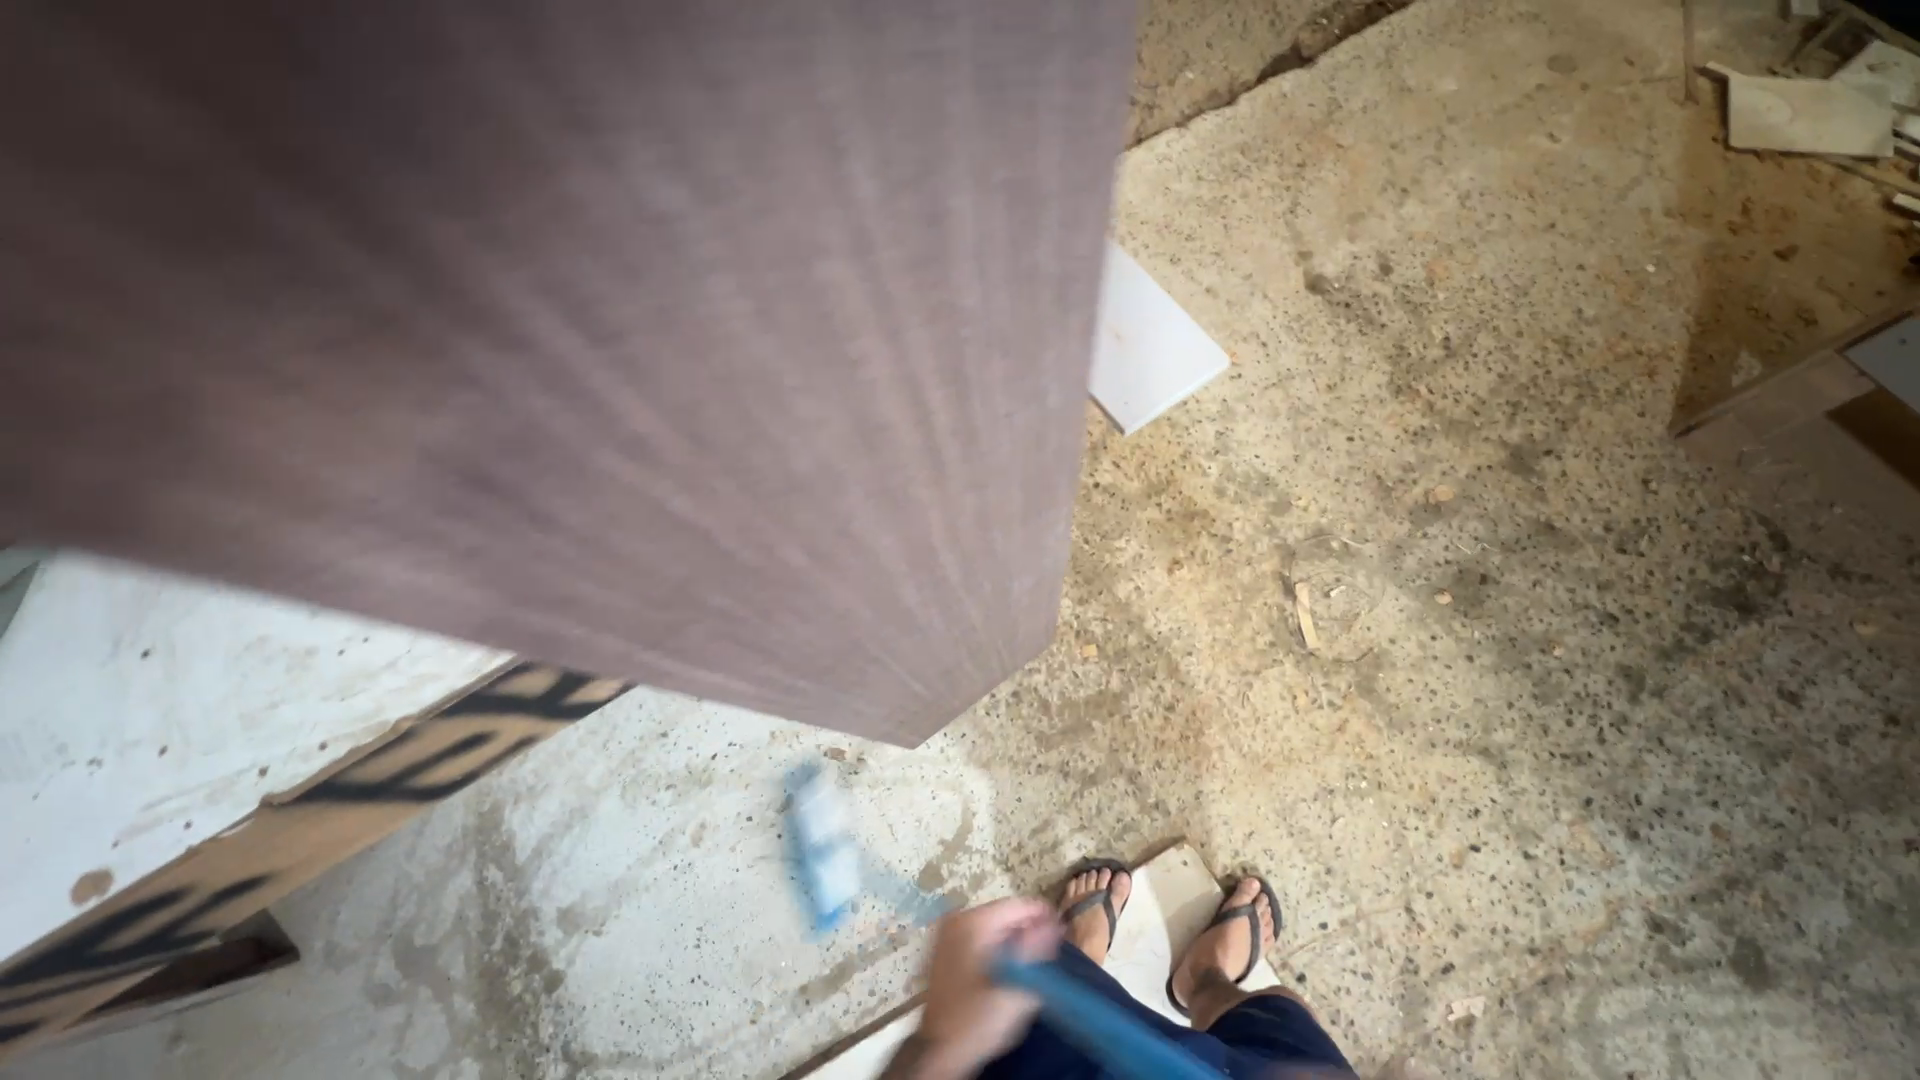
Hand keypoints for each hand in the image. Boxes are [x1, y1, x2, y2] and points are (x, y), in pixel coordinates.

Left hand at [913, 897, 1060, 1074]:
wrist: (939, 1052)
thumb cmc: (976, 1021)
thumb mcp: (1015, 988)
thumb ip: (1037, 951)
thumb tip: (1055, 923)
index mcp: (973, 922)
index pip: (1019, 905)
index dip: (1045, 918)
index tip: (1062, 937)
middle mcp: (958, 919)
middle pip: (1006, 915)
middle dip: (1029, 933)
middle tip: (1046, 959)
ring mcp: (949, 933)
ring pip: (995, 928)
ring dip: (1015, 943)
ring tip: (1029, 969)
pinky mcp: (946, 949)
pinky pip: (982, 939)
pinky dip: (998, 950)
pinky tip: (1006, 973)